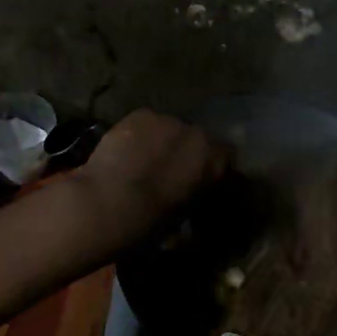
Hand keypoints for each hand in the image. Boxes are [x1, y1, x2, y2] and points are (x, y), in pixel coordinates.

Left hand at [75, 110, 228, 229]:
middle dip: (185, 151)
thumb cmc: (152, 221)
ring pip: (169, 129)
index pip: (225, 156)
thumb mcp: (184, 215)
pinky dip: (139, 135)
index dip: (209, 167)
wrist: (111, 203)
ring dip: (161, 141)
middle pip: (197, 138)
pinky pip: (145, 123)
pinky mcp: (141, 114)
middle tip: (167, 171)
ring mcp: (169, 120)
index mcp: (216, 160)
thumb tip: (190, 197)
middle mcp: (199, 133)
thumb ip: (194, 198)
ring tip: (142, 161)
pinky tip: (125, 151)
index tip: (197, 181)